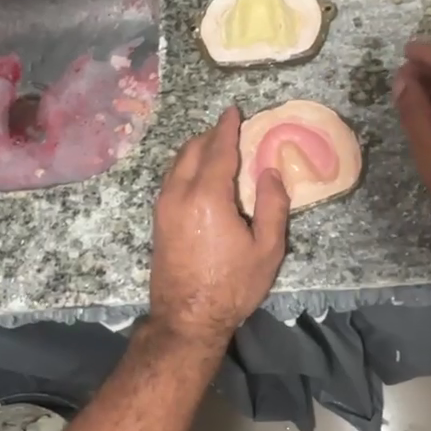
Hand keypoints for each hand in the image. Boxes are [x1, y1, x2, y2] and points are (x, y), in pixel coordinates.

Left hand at [149, 107, 289, 344]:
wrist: (187, 319)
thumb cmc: (232, 286)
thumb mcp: (267, 249)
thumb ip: (272, 206)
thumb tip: (270, 171)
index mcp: (208, 196)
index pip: (218, 149)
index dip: (227, 127)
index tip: (234, 110)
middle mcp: (179, 194)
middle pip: (192, 150)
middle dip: (211, 135)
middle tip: (230, 129)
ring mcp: (163, 207)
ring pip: (177, 164)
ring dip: (196, 150)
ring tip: (216, 148)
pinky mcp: (158, 221)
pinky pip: (171, 179)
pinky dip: (186, 166)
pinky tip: (199, 174)